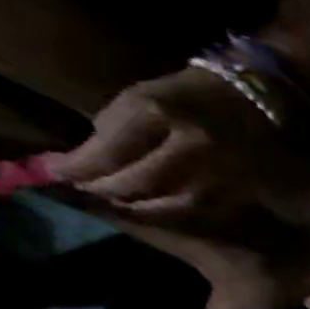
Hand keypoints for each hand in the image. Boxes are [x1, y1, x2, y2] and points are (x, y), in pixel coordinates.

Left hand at [47, 68, 289, 218]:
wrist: (253, 104)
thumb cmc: (187, 96)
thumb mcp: (140, 99)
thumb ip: (112, 130)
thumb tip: (84, 163)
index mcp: (160, 112)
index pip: (109, 151)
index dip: (78, 167)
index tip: (56, 172)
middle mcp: (194, 146)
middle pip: (140, 182)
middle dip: (106, 189)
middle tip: (87, 189)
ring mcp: (223, 172)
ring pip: (171, 204)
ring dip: (139, 206)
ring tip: (120, 201)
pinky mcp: (243, 189)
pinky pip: (199, 210)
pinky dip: (172, 213)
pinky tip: (155, 207)